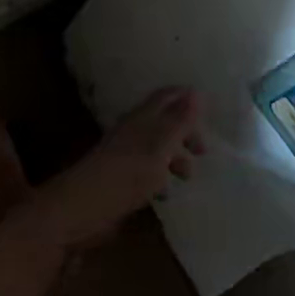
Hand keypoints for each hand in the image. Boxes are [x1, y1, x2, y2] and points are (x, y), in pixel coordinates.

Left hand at [30, 87, 205, 246]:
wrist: (86, 204)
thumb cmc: (127, 173)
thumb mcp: (159, 147)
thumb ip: (178, 122)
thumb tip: (197, 91)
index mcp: (141, 118)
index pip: (166, 97)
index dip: (185, 98)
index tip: (209, 108)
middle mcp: (133, 129)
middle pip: (163, 121)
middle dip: (184, 132)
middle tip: (202, 152)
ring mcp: (125, 152)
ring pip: (156, 145)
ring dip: (174, 156)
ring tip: (187, 176)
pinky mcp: (121, 175)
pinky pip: (147, 168)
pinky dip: (160, 175)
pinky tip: (165, 192)